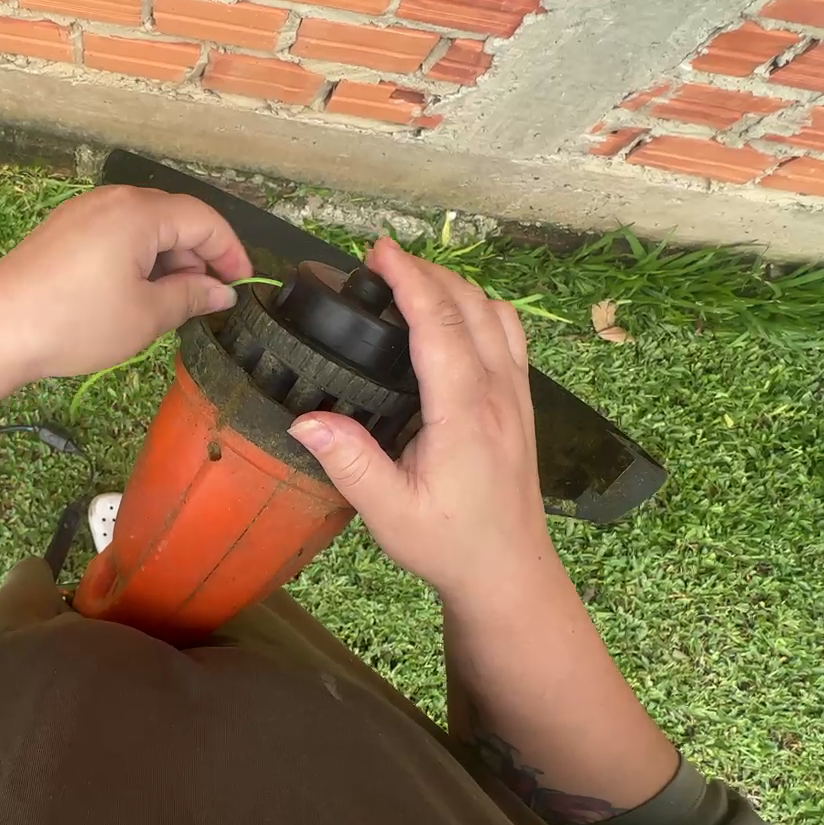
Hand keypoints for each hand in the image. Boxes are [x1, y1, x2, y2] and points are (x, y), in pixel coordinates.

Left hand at [0, 185, 252, 384]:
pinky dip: (135, 261)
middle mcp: (111, 200)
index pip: (204, 219)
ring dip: (165, 262)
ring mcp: (81, 213)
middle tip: (206, 302)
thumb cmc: (76, 323)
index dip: (231, 252)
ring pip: (142, 229)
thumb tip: (221, 292)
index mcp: (139, 212)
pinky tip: (132, 295)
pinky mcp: (60, 232)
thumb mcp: (146, 316)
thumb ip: (191, 297)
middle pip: (173, 219)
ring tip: (169, 305)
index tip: (243, 286)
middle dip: (197, 258)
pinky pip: (114, 237)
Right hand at [285, 237, 559, 601]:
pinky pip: (508, 335)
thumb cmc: (448, 543)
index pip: (440, 326)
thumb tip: (304, 419)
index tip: (379, 252)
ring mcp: (516, 396)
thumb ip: (350, 463)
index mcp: (465, 412)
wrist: (509, 572)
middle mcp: (498, 393)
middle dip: (428, 273)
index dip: (410, 281)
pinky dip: (478, 308)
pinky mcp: (519, 404)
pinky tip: (453, 318)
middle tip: (382, 262)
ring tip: (413, 281)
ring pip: (497, 315)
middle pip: (472, 306)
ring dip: (456, 287)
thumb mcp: (389, 512)